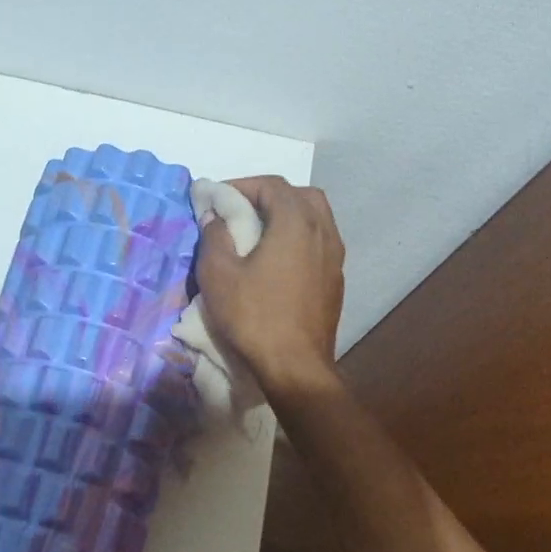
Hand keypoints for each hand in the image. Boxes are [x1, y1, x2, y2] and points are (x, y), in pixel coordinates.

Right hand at [195, 176, 345, 396]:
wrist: (295, 366)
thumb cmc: (254, 317)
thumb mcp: (218, 275)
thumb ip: (214, 237)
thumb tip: (214, 217)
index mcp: (296, 222)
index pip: (271, 185)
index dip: (241, 185)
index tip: (216, 199)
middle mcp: (323, 231)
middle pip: (299, 196)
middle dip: (268, 197)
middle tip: (241, 212)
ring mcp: (334, 256)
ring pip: (314, 219)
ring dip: (287, 217)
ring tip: (259, 235)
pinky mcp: (336, 280)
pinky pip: (319, 243)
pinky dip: (298, 239)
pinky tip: (278, 261)